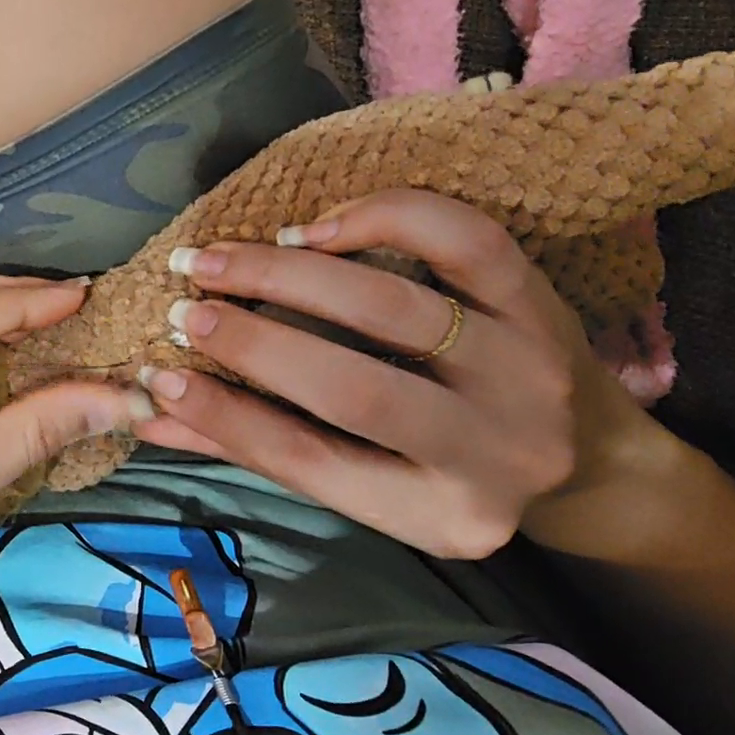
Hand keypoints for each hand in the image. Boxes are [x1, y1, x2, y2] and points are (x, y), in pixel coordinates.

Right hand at [134, 189, 671, 559]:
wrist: (588, 461)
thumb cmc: (440, 476)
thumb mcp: (356, 481)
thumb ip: (250, 444)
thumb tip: (146, 414)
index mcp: (434, 514)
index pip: (305, 462)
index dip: (222, 417)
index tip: (158, 376)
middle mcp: (494, 452)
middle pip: (354, 390)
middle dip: (253, 343)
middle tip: (182, 309)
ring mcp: (526, 371)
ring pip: (395, 310)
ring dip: (290, 277)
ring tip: (217, 260)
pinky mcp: (544, 302)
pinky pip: (462, 243)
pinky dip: (382, 220)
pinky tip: (312, 229)